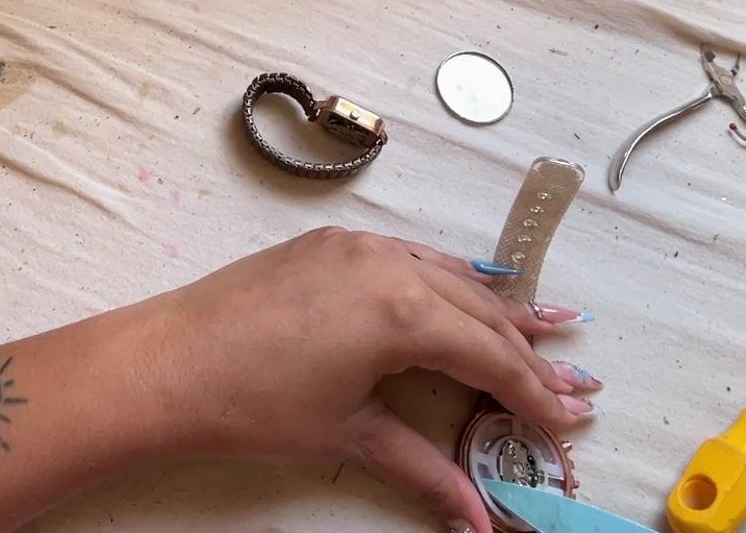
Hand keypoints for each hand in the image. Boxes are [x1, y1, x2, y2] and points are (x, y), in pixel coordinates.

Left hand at [119, 227, 598, 530]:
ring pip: (444, 274)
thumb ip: (422, 466)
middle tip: (573, 379)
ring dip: (490, 304)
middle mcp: (386, 262)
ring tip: (544, 322)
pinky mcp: (329, 241)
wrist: (172, 358)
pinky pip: (405, 255)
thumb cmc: (257, 402)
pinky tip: (462, 287)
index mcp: (401, 309)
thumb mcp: (348, 431)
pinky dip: (442, 277)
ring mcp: (355, 244)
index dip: (533, 393)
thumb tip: (476, 518)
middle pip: (476, 309)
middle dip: (524, 348)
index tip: (571, 420)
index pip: (488, 354)